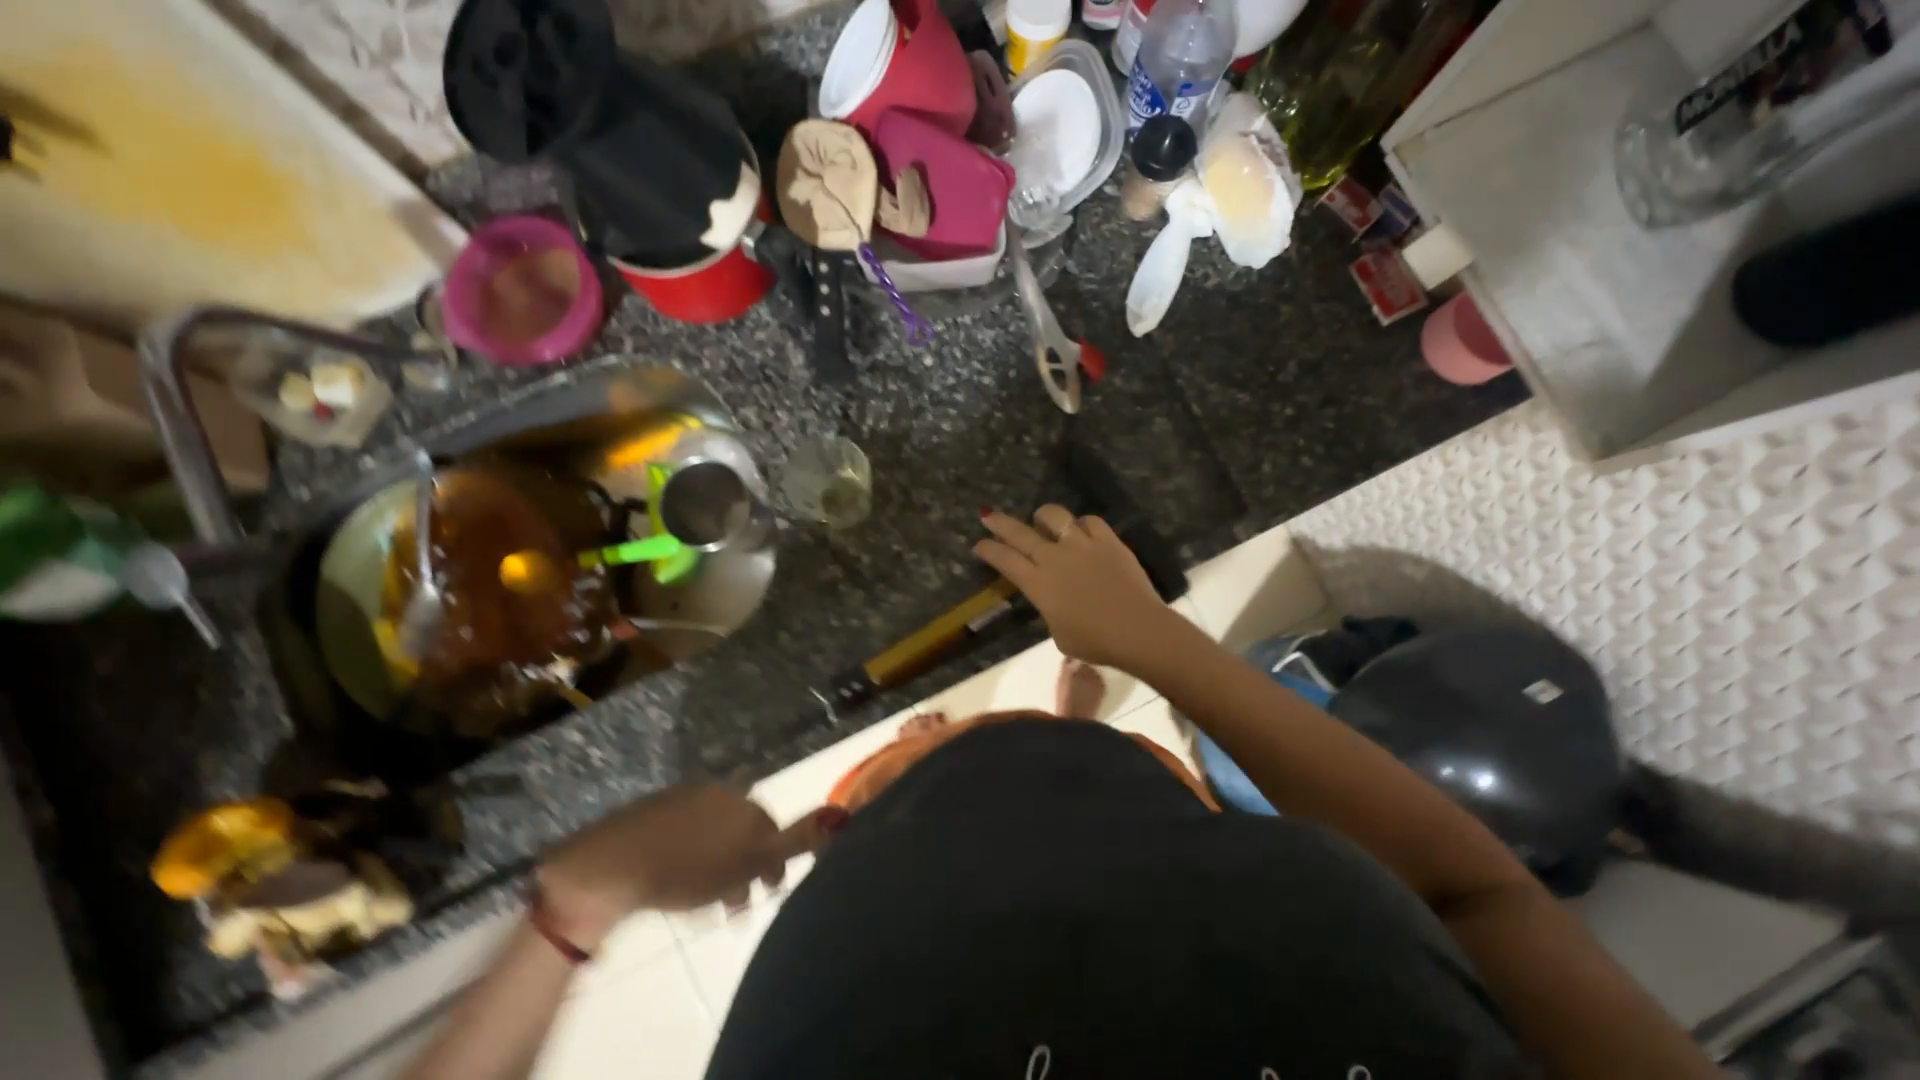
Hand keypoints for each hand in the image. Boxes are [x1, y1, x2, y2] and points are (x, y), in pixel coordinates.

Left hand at [536, 784, 834, 948]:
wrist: (609, 868)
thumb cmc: (687, 869)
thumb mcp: (750, 859)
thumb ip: (796, 840)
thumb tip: (842, 816)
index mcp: (740, 800)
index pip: (771, 826)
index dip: (776, 860)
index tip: (771, 893)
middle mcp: (714, 794)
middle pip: (743, 832)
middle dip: (747, 868)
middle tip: (740, 907)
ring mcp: (679, 803)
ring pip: (714, 839)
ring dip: (720, 871)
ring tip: (712, 908)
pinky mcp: (649, 820)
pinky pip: (685, 842)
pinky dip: (693, 865)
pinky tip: (682, 892)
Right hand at [975, 506, 1180, 670]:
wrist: (1136, 630)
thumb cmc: (1095, 642)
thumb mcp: (1059, 634)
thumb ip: (1051, 610)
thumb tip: (1056, 600)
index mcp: (1038, 584)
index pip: (1005, 560)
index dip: (989, 550)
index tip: (979, 544)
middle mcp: (1054, 558)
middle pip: (1020, 533)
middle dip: (1001, 523)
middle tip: (989, 517)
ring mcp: (1082, 545)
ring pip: (1055, 516)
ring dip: (1044, 516)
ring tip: (1042, 519)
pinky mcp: (1108, 540)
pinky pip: (1090, 521)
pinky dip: (1081, 524)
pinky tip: (1082, 530)